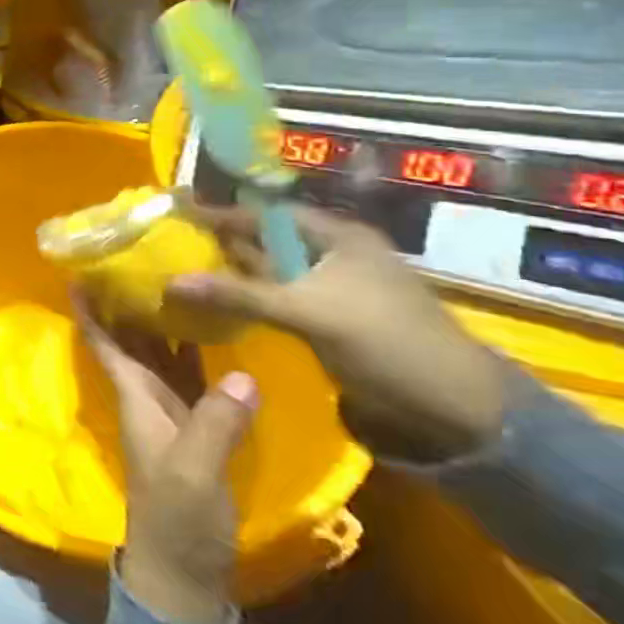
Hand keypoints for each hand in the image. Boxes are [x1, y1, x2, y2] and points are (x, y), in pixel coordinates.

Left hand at [76, 290, 254, 623]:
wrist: (184, 569)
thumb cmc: (177, 516)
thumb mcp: (194, 470)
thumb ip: (215, 423)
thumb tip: (243, 374)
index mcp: (135, 396)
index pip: (104, 344)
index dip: (90, 310)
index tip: (78, 274)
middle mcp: (146, 395)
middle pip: (132, 340)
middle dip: (128, 302)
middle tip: (140, 258)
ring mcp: (171, 410)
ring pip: (160, 354)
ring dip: (161, 321)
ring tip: (175, 279)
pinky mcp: (196, 425)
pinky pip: (191, 377)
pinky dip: (195, 353)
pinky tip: (212, 332)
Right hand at [168, 204, 505, 462]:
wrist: (455, 411)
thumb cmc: (385, 344)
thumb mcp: (307, 312)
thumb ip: (238, 295)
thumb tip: (171, 282)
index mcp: (335, 236)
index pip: (264, 213)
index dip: (220, 212)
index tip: (175, 212)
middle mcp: (331, 253)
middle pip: (264, 240)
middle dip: (220, 242)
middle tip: (168, 244)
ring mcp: (330, 288)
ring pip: (269, 272)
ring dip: (231, 273)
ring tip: (179, 271)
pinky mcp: (328, 319)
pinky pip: (277, 300)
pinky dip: (248, 300)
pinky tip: (215, 306)